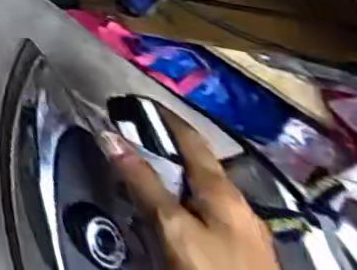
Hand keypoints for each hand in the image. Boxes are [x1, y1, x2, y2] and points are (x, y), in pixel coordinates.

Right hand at [102, 109, 278, 269]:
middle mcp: (240, 205)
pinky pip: (208, 219)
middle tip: (131, 145)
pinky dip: (185, 208)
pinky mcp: (246, 261)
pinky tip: (172, 223)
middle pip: (198, 166)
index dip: (162, 116)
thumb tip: (109, 137)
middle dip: (165, 151)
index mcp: (223, 190)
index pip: (190, 137)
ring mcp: (247, 236)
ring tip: (144, 182)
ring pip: (203, 194)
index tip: (133, 103)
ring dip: (175, 183)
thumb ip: (143, 184)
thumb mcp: (173, 230)